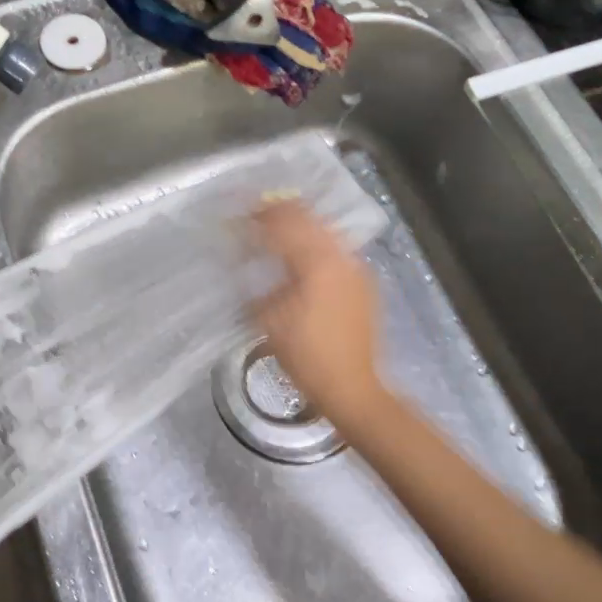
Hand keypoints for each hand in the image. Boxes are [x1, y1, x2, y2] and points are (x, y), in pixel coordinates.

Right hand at [251, 200, 387, 422]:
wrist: (352, 387)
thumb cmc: (305, 355)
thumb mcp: (268, 319)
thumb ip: (254, 283)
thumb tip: (244, 263)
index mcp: (317, 261)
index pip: (284, 221)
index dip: (258, 214)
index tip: (238, 213)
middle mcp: (341, 255)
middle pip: (308, 217)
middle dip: (279, 214)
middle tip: (254, 218)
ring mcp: (357, 268)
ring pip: (323, 231)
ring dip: (298, 227)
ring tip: (274, 235)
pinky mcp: (363, 282)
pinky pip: (335, 250)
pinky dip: (314, 245)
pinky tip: (299, 258)